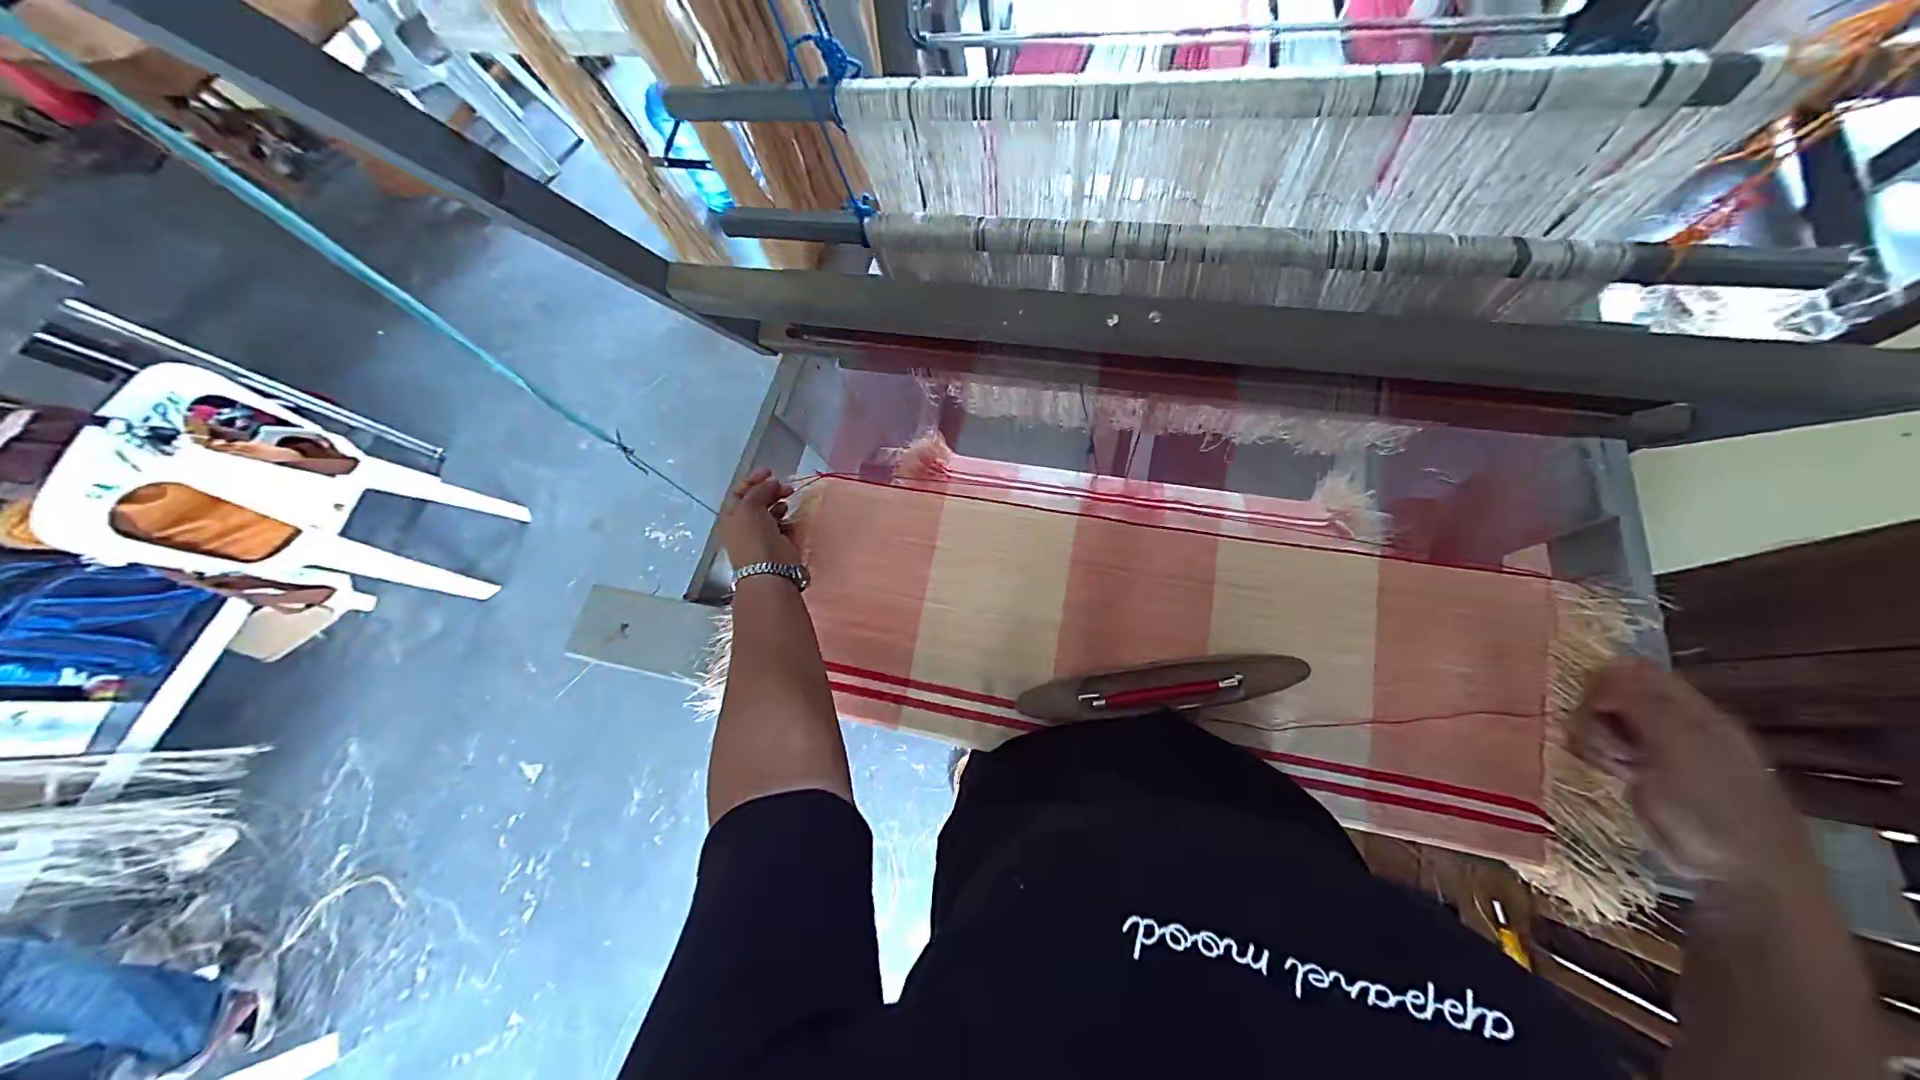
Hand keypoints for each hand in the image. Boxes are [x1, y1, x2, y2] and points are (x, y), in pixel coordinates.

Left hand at [720, 468, 801, 569]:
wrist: (770, 572)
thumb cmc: (755, 538)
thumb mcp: (750, 508)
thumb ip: (759, 490)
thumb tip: (772, 482)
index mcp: (731, 516)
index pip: (740, 492)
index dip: (753, 479)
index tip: (770, 471)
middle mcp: (743, 525)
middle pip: (755, 501)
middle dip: (769, 490)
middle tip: (786, 486)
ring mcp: (759, 536)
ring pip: (768, 512)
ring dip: (778, 502)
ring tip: (789, 498)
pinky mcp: (776, 544)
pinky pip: (780, 525)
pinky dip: (785, 518)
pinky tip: (790, 515)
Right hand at [1574, 658, 1813, 886]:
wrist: (1740, 873)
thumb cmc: (1714, 808)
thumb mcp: (1679, 748)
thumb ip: (1646, 704)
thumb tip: (1614, 662)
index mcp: (1693, 712)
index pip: (1637, 673)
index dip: (1607, 682)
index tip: (1596, 706)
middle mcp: (1675, 725)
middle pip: (1613, 696)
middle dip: (1598, 715)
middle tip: (1611, 744)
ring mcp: (1658, 750)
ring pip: (1604, 723)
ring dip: (1597, 739)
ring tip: (1617, 765)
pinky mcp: (1641, 774)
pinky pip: (1605, 748)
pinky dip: (1600, 757)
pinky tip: (1614, 774)